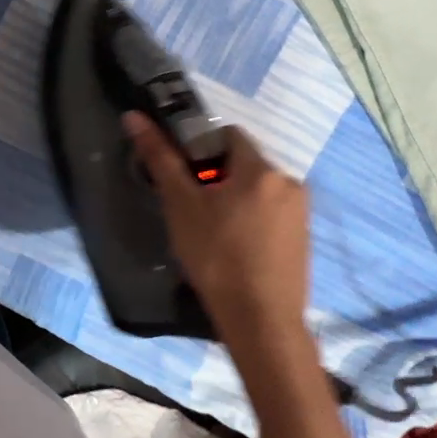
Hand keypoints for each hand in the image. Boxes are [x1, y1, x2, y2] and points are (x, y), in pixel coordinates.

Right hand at [123, 113, 310, 344]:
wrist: (260, 321)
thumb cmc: (216, 254)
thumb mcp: (179, 203)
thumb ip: (159, 156)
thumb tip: (134, 116)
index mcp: (262, 170)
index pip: (227, 134)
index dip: (198, 146)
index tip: (180, 172)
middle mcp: (290, 184)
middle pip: (242, 162)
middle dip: (214, 174)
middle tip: (188, 203)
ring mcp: (301, 214)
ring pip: (255, 188)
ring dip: (231, 196)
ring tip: (208, 227)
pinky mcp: (303, 239)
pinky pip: (269, 212)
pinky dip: (248, 217)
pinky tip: (231, 244)